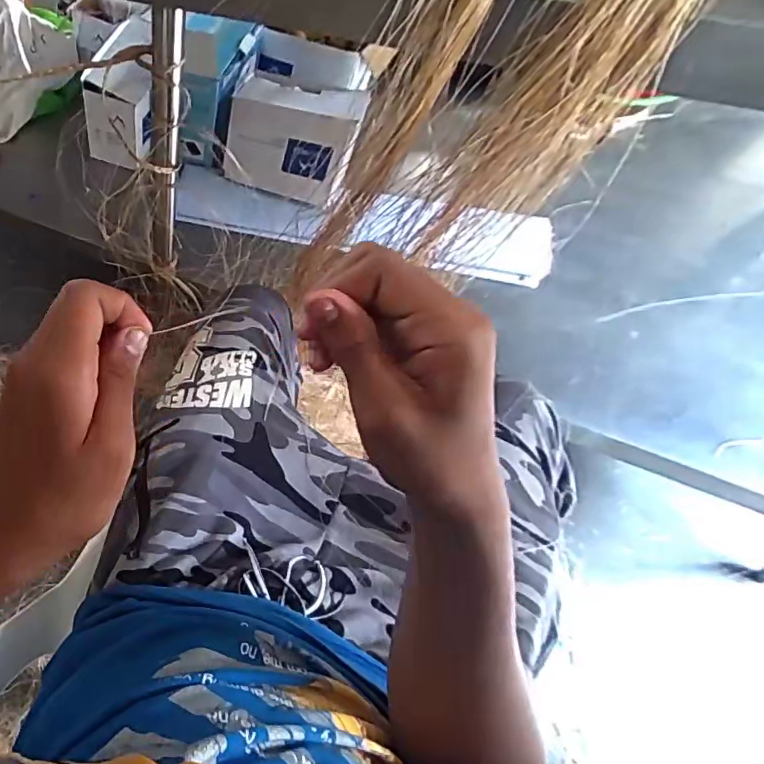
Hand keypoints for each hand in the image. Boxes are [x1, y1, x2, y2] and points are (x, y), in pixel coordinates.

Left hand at [0, 280, 151, 574]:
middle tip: (134, 371)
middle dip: (113, 320)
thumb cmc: (68, 497)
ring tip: (118, 391)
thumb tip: (132, 332)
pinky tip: (94, 400)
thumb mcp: (112, 445)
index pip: (83, 296)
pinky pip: (54, 349)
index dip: (122, 307)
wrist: (10, 528)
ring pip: (63, 325)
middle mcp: (30, 358)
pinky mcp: (18, 386)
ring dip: (98, 340)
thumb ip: (119, 380)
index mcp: (55, 368)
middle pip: (72, 304)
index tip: (143, 346)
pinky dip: (81, 356)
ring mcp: (19, 371)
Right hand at [297, 244, 504, 519]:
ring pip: (372, 291)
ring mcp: (438, 325)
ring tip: (318, 359)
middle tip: (309, 345)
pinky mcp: (424, 339)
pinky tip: (332, 360)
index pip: (381, 270)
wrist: (456, 492)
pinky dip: (347, 330)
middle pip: (376, 272)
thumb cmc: (423, 457)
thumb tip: (317, 298)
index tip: (307, 332)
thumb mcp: (380, 405)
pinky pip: (377, 315)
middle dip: (333, 299)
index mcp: (449, 324)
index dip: (335, 288)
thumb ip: (353, 345)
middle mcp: (449, 313)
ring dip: (336, 316)